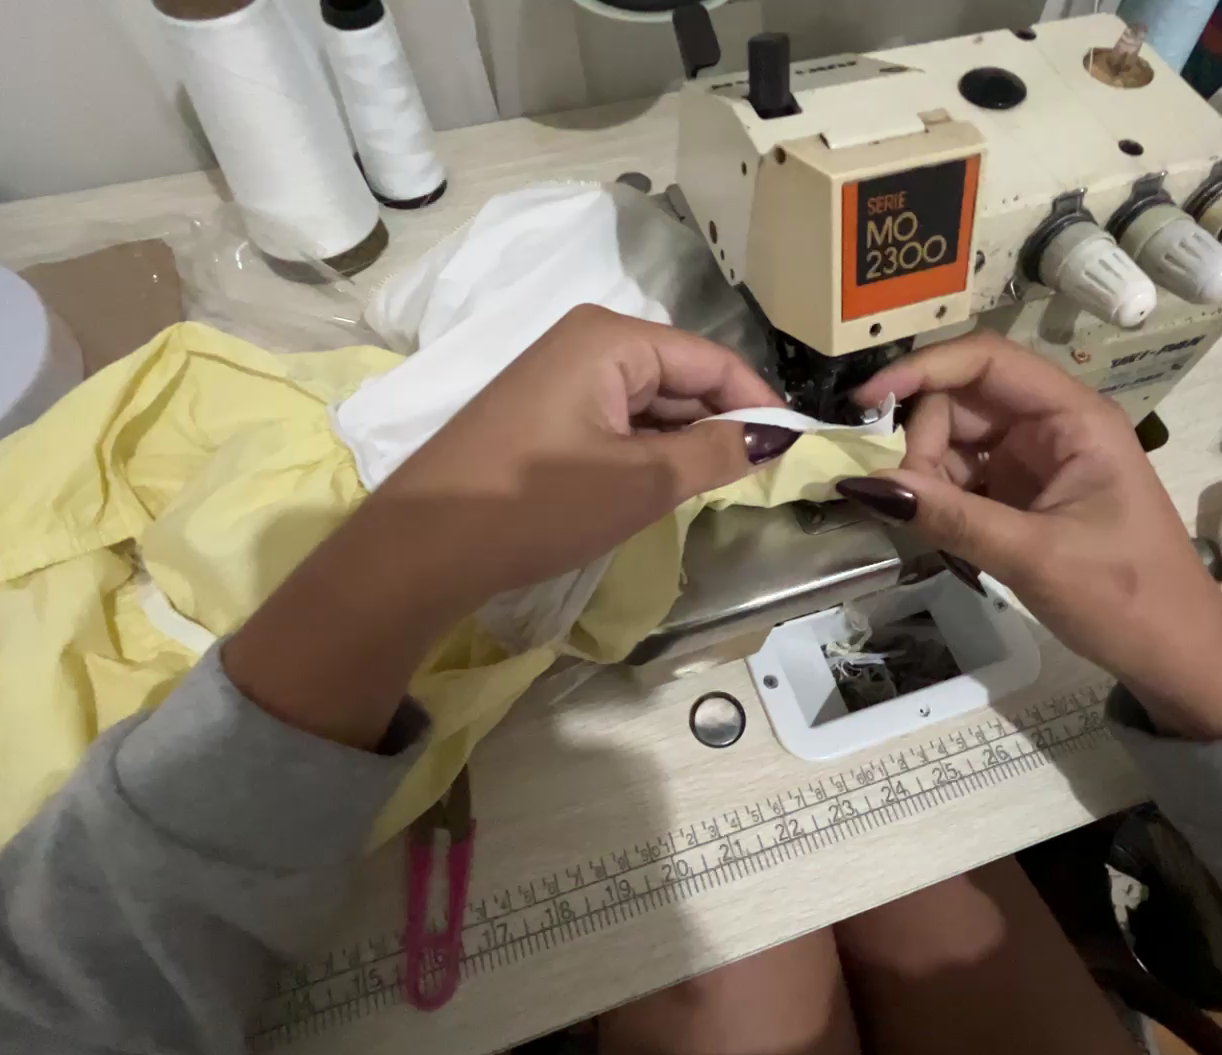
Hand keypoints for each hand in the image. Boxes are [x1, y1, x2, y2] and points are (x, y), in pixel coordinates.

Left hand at [367, 304, 792, 611]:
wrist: (425, 547)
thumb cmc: (540, 505)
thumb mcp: (642, 482)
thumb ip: (716, 453)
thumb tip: (777, 437)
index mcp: (611, 339)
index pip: (711, 359)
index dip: (759, 401)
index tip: (796, 445)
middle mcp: (586, 342)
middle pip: (680, 375)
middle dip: (721, 422)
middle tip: (759, 473)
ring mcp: (560, 376)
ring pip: (649, 402)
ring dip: (684, 440)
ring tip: (715, 483)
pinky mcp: (545, 413)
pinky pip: (616, 420)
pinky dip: (647, 449)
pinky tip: (662, 482)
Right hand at [838, 332, 1221, 738]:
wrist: (1174, 657)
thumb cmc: (1126, 598)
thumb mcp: (1033, 555)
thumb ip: (948, 516)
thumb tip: (863, 485)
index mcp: (1073, 418)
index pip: (986, 361)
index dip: (922, 369)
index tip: (865, 401)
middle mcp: (1050, 428)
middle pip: (960, 403)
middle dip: (923, 443)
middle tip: (911, 502)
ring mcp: (1032, 462)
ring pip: (953, 443)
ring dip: (926, 477)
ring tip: (931, 526)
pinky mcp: (1019, 495)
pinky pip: (960, 479)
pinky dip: (936, 499)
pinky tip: (936, 529)